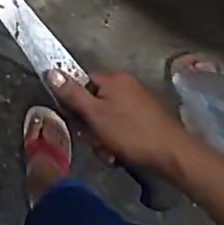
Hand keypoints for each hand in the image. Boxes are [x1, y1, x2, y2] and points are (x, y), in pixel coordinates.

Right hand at [46, 69, 210, 181]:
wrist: (172, 153)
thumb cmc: (130, 132)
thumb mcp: (94, 115)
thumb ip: (72, 94)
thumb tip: (51, 71)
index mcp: (114, 79)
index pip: (83, 82)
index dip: (75, 103)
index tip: (76, 122)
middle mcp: (127, 85)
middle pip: (95, 101)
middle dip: (91, 124)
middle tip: (94, 140)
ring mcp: (140, 101)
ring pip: (108, 117)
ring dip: (104, 136)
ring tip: (110, 151)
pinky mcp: (148, 118)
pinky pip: (123, 125)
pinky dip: (119, 139)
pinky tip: (122, 153)